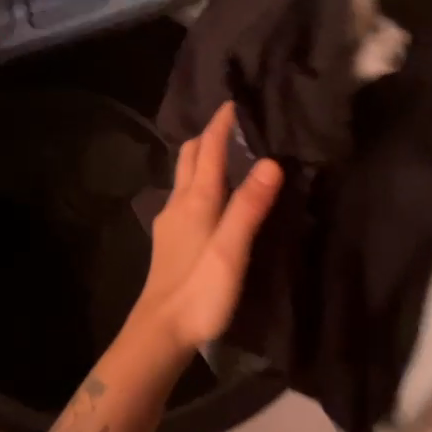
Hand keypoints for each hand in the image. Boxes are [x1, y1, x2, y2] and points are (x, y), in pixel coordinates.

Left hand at [127, 103, 283, 354]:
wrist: (160, 330)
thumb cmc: (199, 290)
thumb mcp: (231, 250)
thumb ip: (249, 206)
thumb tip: (271, 161)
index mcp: (195, 199)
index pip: (208, 148)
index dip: (221, 123)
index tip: (235, 100)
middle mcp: (178, 202)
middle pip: (190, 155)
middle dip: (209, 134)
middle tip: (234, 121)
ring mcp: (170, 221)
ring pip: (185, 175)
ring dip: (204, 156)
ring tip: (230, 151)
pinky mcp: (170, 239)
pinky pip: (186, 195)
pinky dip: (201, 180)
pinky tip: (214, 195)